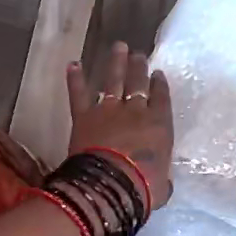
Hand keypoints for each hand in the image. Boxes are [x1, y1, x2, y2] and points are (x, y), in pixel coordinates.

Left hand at [67, 42, 173, 207]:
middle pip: (138, 83)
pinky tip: (73, 64)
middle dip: (139, 67)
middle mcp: (135, 111)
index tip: (158, 74)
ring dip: (115, 63)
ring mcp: (108, 110)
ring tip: (118, 47)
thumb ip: (162, 179)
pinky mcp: (84, 116)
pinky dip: (75, 79)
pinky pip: (79, 94)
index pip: (161, 98)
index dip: (159, 84)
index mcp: (159, 125)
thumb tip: (162, 183)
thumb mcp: (162, 186)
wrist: (110, 185)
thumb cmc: (143, 188)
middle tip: (139, 55)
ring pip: (112, 80)